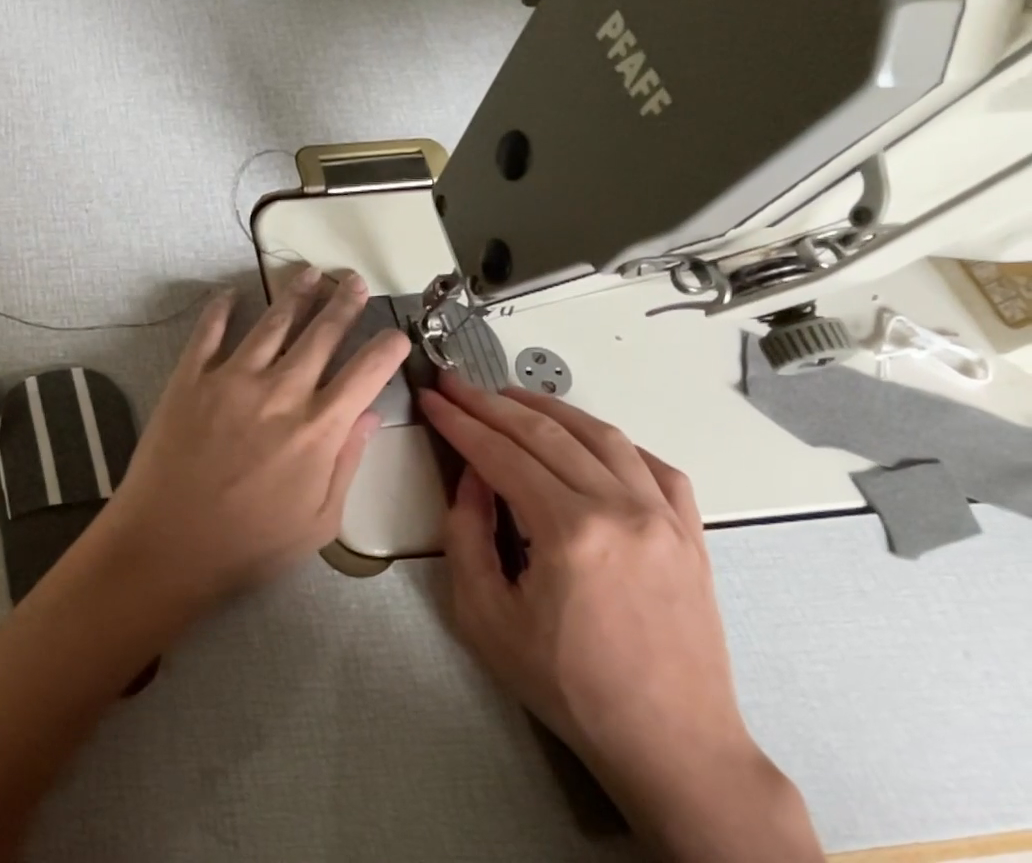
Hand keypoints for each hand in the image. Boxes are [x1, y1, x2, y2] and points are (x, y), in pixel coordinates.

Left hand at [91, 269, 409, 608]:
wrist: (168, 542)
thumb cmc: (249, 544)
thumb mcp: (319, 521)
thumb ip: (347, 463)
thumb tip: (370, 417)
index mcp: (319, 428)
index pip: (366, 373)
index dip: (387, 348)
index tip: (396, 334)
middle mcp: (280, 392)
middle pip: (321, 334)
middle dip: (343, 303)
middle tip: (354, 281)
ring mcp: (231, 380)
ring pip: (271, 323)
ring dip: (294, 294)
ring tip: (309, 272)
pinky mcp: (189, 379)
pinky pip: (207, 332)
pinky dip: (219, 309)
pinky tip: (229, 294)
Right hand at [419, 376, 820, 861]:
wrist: (668, 738)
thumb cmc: (567, 684)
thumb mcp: (484, 616)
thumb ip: (467, 536)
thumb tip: (472, 480)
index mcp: (569, 531)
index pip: (501, 454)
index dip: (459, 422)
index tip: (432, 399)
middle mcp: (622, 509)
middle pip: (547, 435)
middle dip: (492, 403)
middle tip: (456, 384)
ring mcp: (665, 517)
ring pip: (602, 437)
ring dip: (550, 409)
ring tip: (509, 396)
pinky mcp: (690, 533)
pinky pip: (652, 465)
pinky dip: (611, 440)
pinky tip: (586, 437)